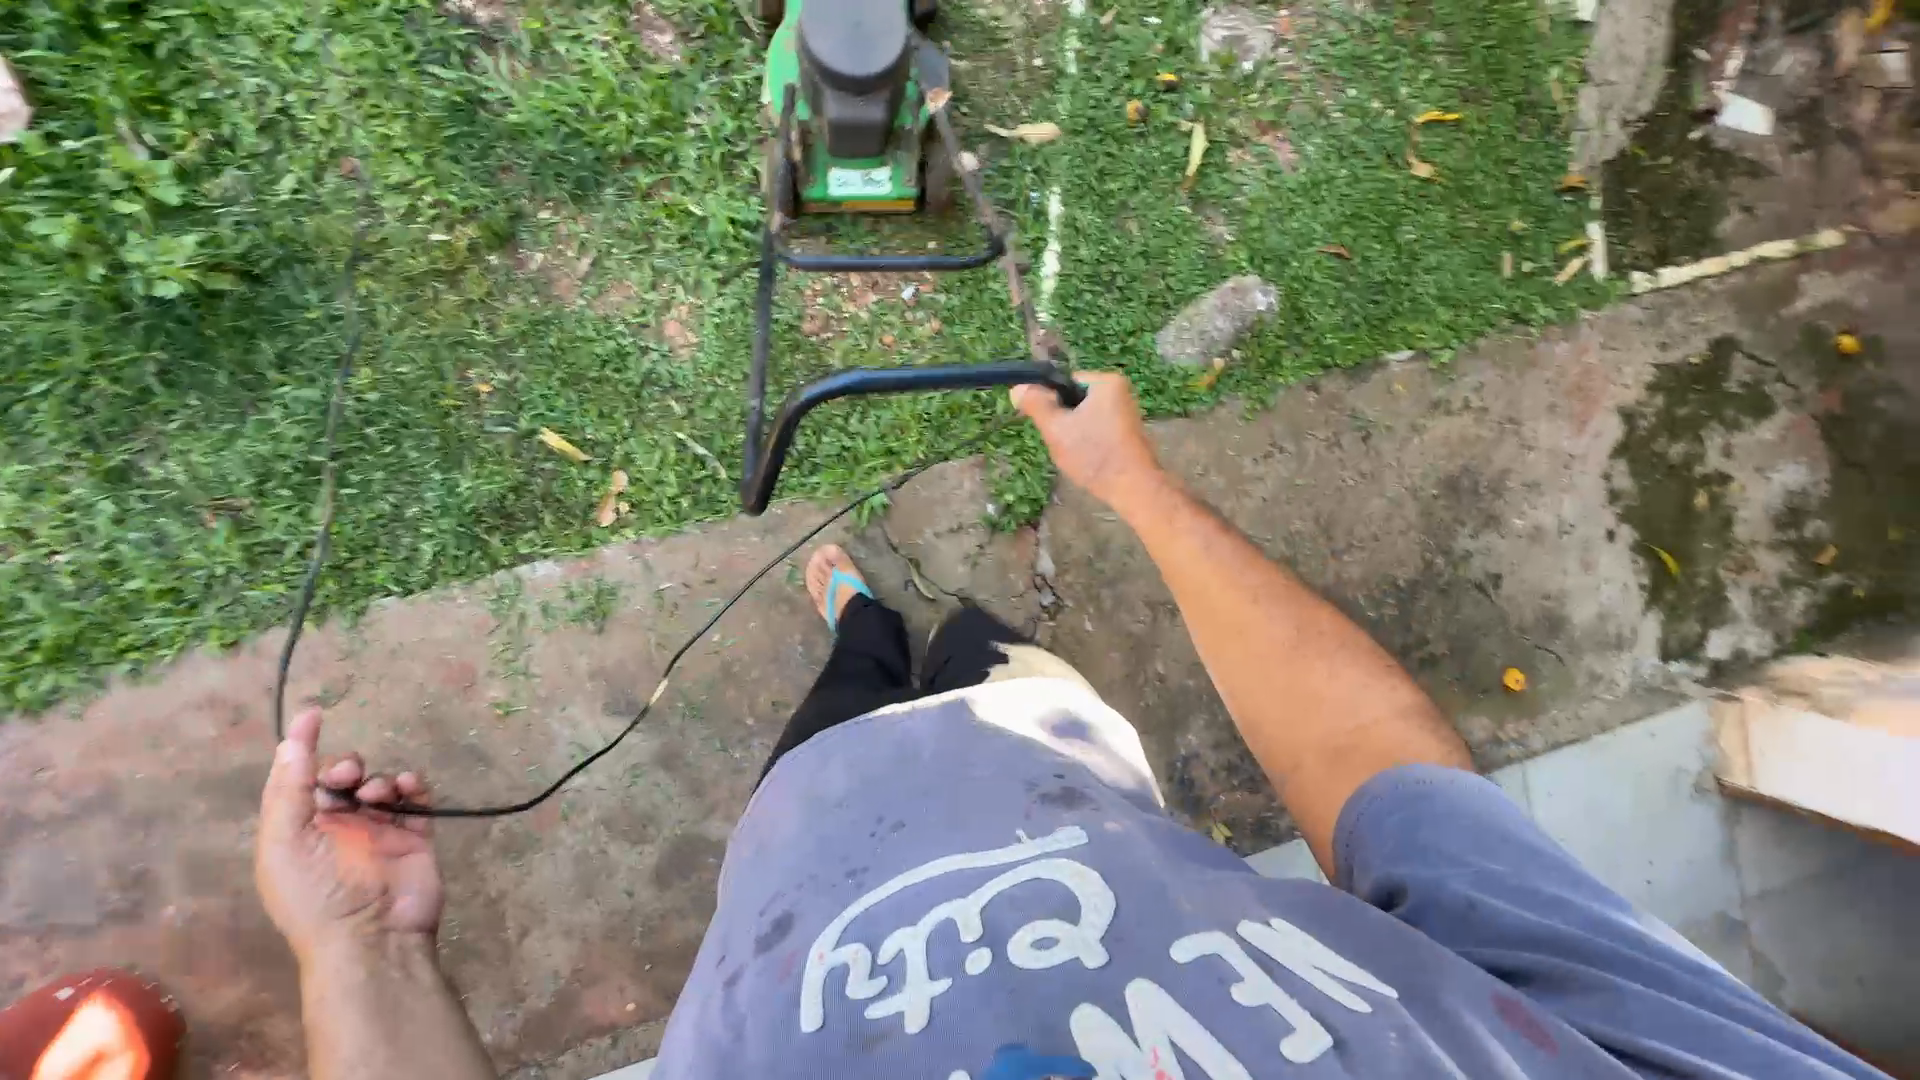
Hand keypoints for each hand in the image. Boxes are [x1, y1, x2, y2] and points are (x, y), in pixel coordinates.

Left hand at [255, 707, 442, 962]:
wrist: (373, 936)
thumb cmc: (318, 894)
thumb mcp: (287, 843)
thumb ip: (290, 791)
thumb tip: (291, 740)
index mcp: (297, 832)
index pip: (296, 781)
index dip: (302, 747)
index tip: (313, 712)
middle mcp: (336, 829)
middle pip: (341, 779)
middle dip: (346, 767)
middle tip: (350, 775)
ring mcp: (378, 831)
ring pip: (380, 784)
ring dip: (379, 779)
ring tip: (380, 794)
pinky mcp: (415, 834)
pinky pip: (416, 798)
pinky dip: (413, 786)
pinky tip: (408, 788)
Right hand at [1011, 371, 1165, 512]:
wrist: (1134, 489)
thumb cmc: (1094, 455)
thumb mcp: (1056, 429)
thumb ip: (1035, 405)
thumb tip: (1017, 388)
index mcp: (1106, 382)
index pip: (1064, 382)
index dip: (1049, 402)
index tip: (1047, 424)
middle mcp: (1120, 391)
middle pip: (1073, 400)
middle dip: (1062, 421)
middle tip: (1062, 442)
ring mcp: (1125, 412)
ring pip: (1083, 418)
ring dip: (1072, 434)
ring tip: (1075, 453)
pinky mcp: (1126, 432)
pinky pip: (1096, 429)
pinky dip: (1087, 442)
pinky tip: (1087, 459)